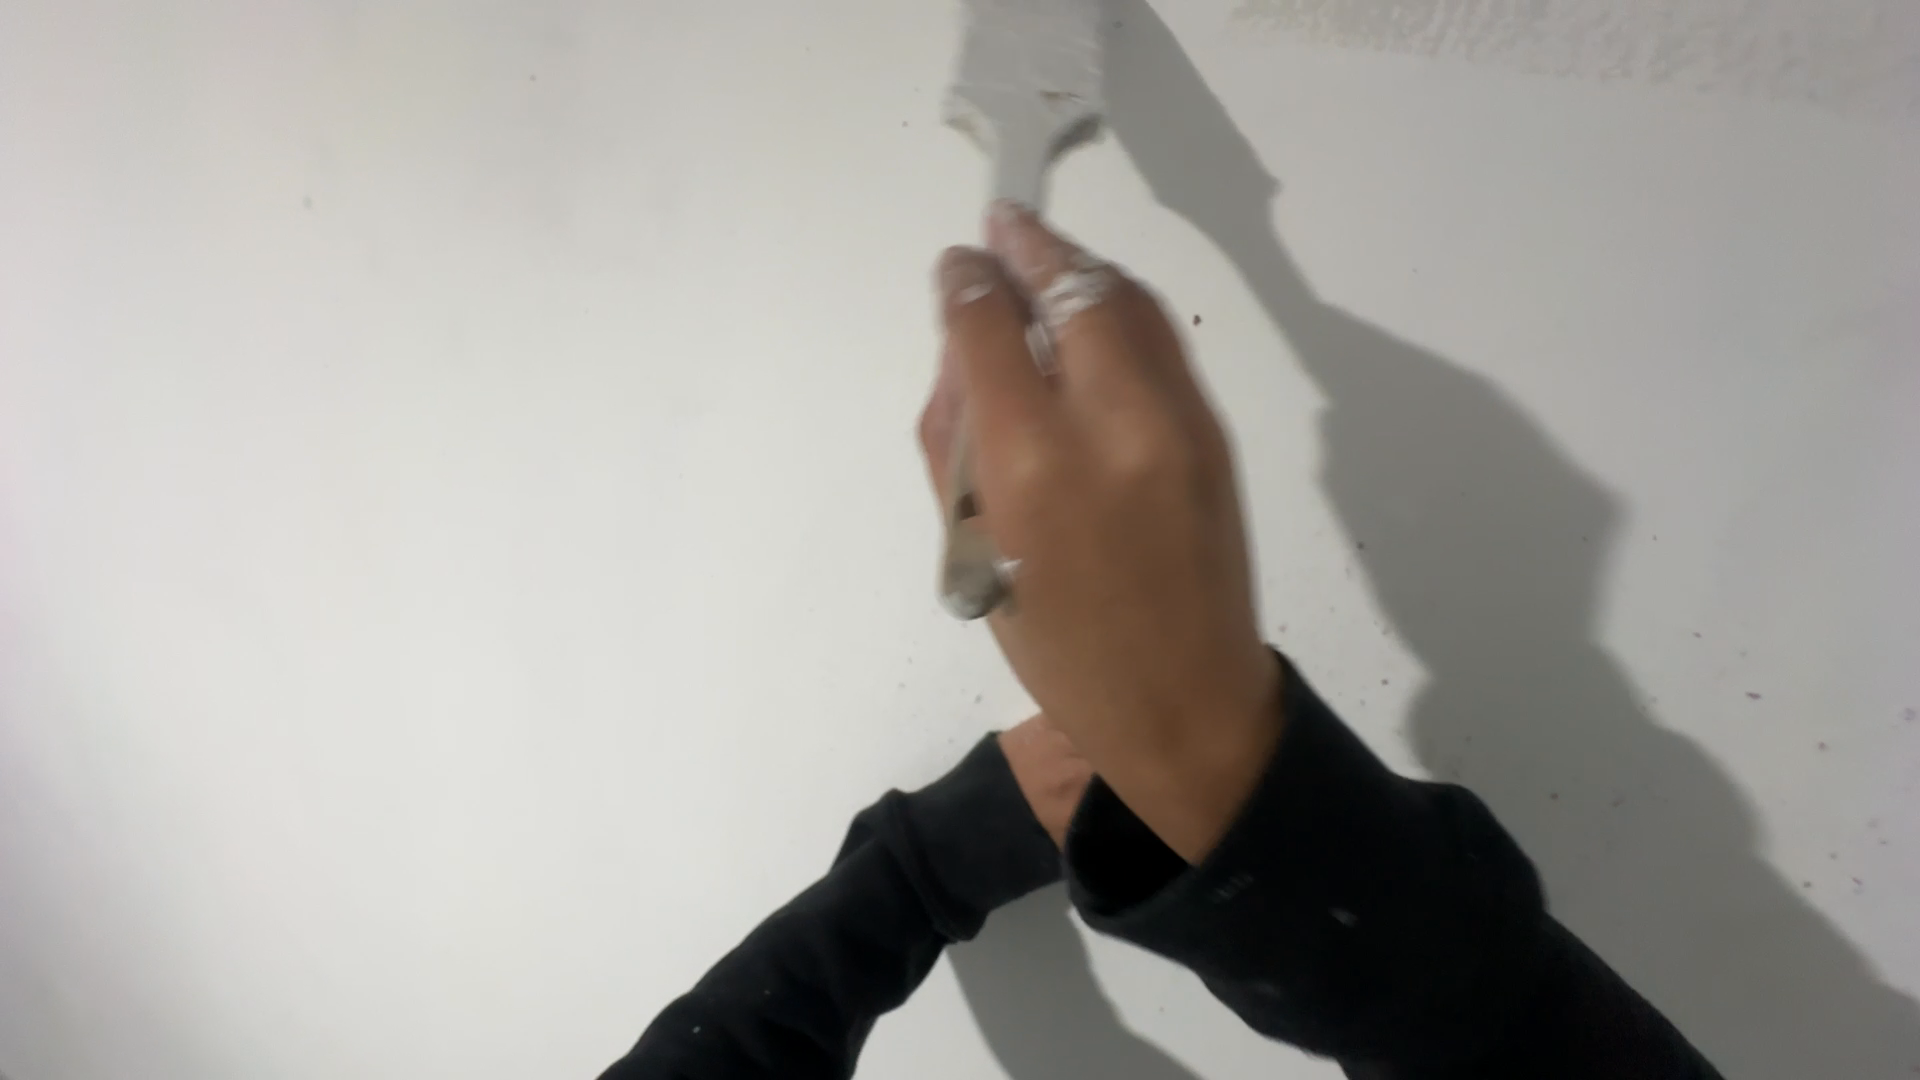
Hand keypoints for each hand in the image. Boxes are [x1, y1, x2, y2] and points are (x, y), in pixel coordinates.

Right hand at [921, 202, 1282, 862]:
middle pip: (1070, 288)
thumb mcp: (974, 554)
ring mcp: (1179, 421)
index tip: (955, 266)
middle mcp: (1111, 423)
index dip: (965, 284)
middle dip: (1028, 245)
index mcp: (1031, 465)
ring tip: (1042, 257)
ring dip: (1078, 267)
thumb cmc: (1057, 647)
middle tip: (1000, 226)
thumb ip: (954, 443)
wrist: (1183, 700)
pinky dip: (1120, 308)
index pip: (989, 329)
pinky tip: (1091, 313)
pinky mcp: (1216, 432)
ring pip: (1128, 301)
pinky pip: (1161, 341)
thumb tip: (960, 357)